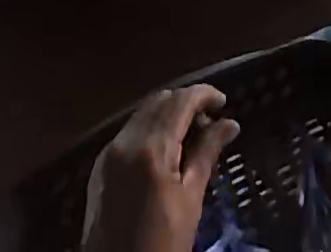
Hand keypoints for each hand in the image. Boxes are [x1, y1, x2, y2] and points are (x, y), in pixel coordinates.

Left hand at [81, 85, 241, 251]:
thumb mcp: (191, 200)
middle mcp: (126, 140)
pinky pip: (129, 130)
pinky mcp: (100, 165)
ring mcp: (109, 151)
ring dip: (168, 113)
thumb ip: (207, 154)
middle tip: (209, 123)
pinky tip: (165, 149)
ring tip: (190, 136)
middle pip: (161, 100)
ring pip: (143, 112)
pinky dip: (150, 128)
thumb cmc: (161, 245)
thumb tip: (230, 124)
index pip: (181, 101)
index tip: (223, 102)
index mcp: (151, 149)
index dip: (204, 94)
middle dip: (187, 103)